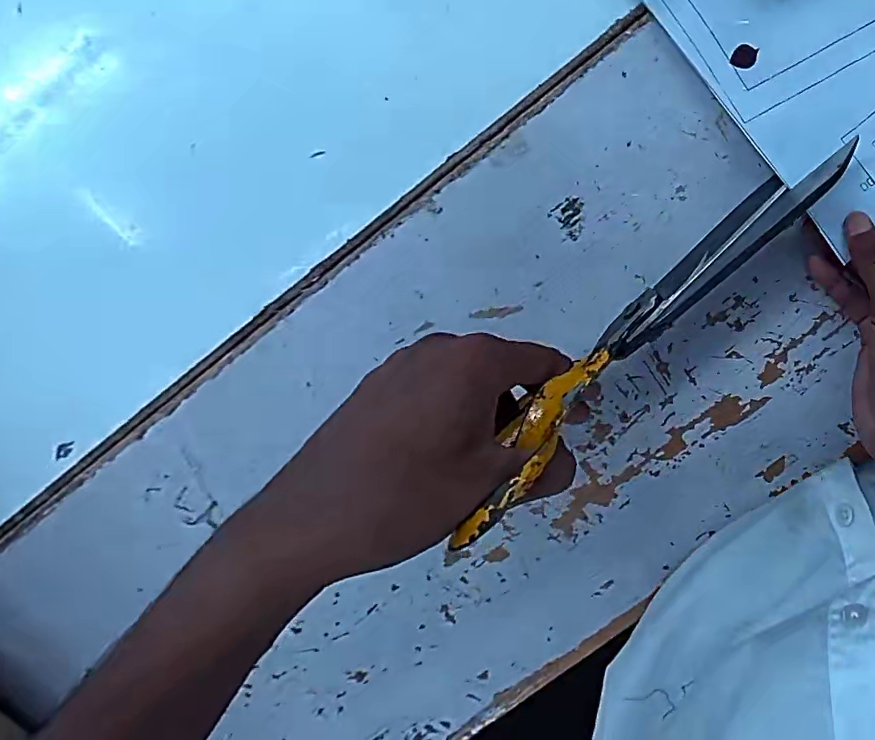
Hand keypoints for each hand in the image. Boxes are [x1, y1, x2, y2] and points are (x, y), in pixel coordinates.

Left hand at [228, 333, 576, 587]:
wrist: (301, 524)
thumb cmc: (407, 495)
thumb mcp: (488, 483)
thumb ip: (544, 465)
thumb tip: (566, 462)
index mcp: (474, 360)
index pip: (543, 361)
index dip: (567, 392)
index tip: (573, 426)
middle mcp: (440, 349)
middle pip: (505, 372)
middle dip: (524, 414)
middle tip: (519, 463)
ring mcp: (403, 364)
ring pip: (468, 384)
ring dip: (487, 419)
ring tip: (472, 472)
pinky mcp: (377, 386)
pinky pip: (435, 391)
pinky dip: (452, 417)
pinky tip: (433, 465)